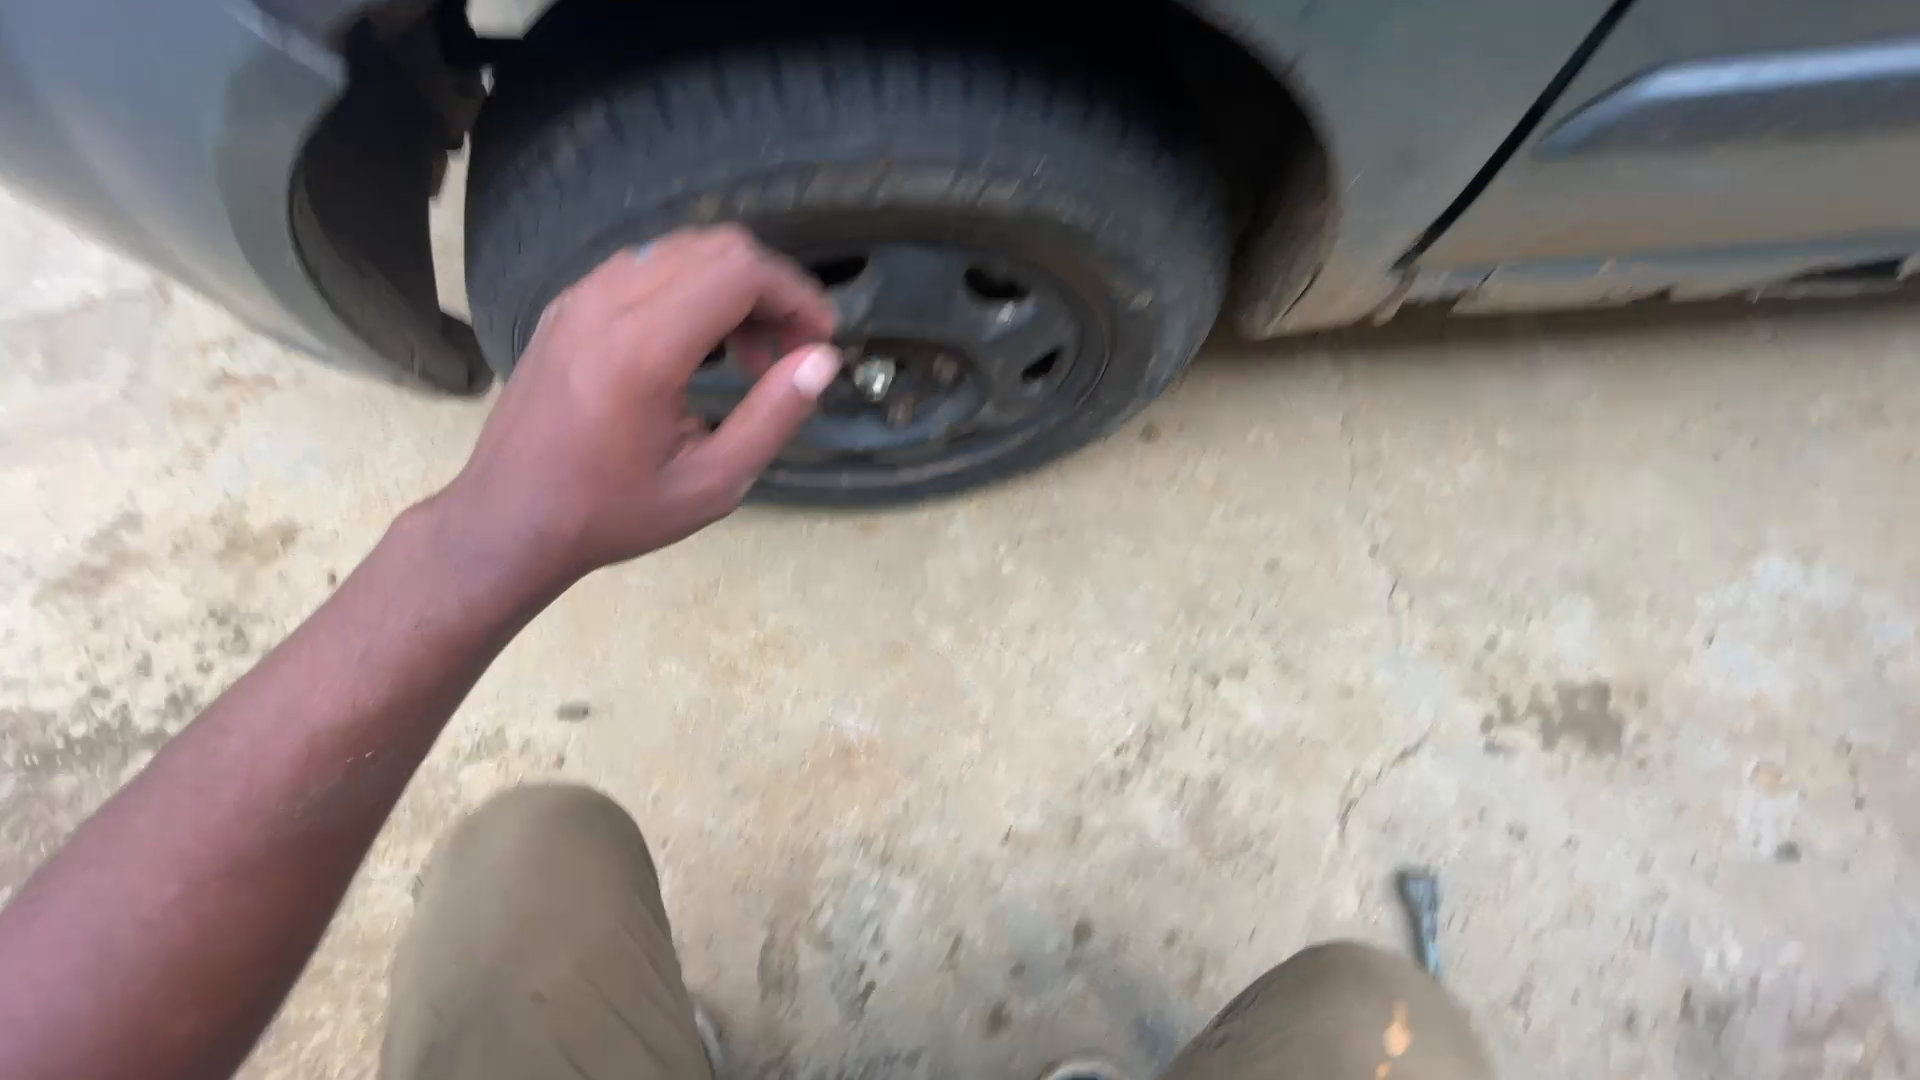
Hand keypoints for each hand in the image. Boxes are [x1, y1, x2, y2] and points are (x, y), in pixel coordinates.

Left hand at [434, 226, 840, 587]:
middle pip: (716, 248)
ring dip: (734, 289)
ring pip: (682, 249)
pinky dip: (694, 290)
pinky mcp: (569, 304)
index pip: (738, 272)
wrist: (509, 519)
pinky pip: (648, 266)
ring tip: (750, 357)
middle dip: (772, 290)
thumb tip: (823, 362)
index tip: (821, 339)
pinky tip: (701, 347)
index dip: (796, 295)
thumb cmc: (614, 512)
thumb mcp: (712, 484)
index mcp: (642, 349)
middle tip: (791, 351)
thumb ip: (773, 418)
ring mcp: (580, 297)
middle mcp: (606, 303)